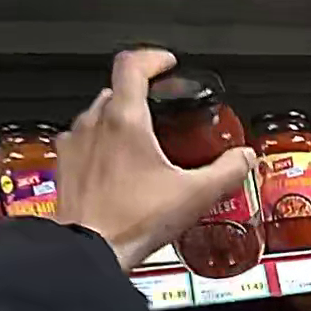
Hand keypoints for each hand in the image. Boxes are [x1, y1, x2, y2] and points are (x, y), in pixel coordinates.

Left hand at [54, 48, 255, 271]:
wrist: (89, 251)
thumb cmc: (134, 220)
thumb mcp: (194, 196)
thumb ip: (226, 171)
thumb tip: (245, 157)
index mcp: (125, 120)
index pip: (132, 65)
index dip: (153, 58)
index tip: (167, 64)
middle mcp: (93, 124)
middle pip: (117, 91)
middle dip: (142, 97)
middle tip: (164, 113)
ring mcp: (74, 144)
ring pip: (99, 117)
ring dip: (122, 123)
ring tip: (145, 147)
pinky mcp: (65, 167)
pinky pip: (85, 144)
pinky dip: (104, 147)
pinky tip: (122, 172)